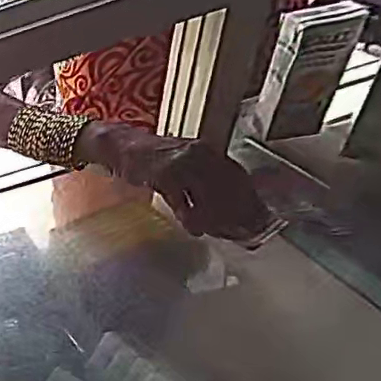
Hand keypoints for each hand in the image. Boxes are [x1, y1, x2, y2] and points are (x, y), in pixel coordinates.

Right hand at [79, 123, 274, 240]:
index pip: (238, 179)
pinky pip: (183, 201)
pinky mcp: (164, 174)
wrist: (123, 146)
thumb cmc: (154, 160)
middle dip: (235, 215)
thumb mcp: (186, 166)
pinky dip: (190, 217)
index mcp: (210, 152)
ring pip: (208, 196)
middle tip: (239, 234)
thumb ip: (205, 183)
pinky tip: (193, 228)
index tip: (258, 222)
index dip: (250, 202)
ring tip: (216, 233)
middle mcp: (201, 154)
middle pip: (227, 189)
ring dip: (214, 219)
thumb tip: (228, 210)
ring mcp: (182, 163)